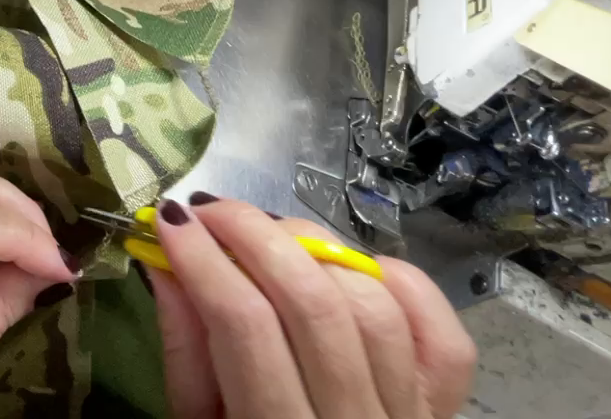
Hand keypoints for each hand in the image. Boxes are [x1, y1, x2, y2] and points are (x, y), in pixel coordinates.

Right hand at [148, 196, 476, 417]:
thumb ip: (183, 343)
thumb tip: (164, 254)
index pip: (243, 323)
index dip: (202, 256)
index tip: (168, 218)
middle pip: (312, 302)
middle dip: (251, 233)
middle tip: (208, 210)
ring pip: (369, 303)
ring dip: (309, 246)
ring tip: (265, 234)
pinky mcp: (446, 408)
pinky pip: (439, 332)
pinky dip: (396, 281)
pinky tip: (344, 268)